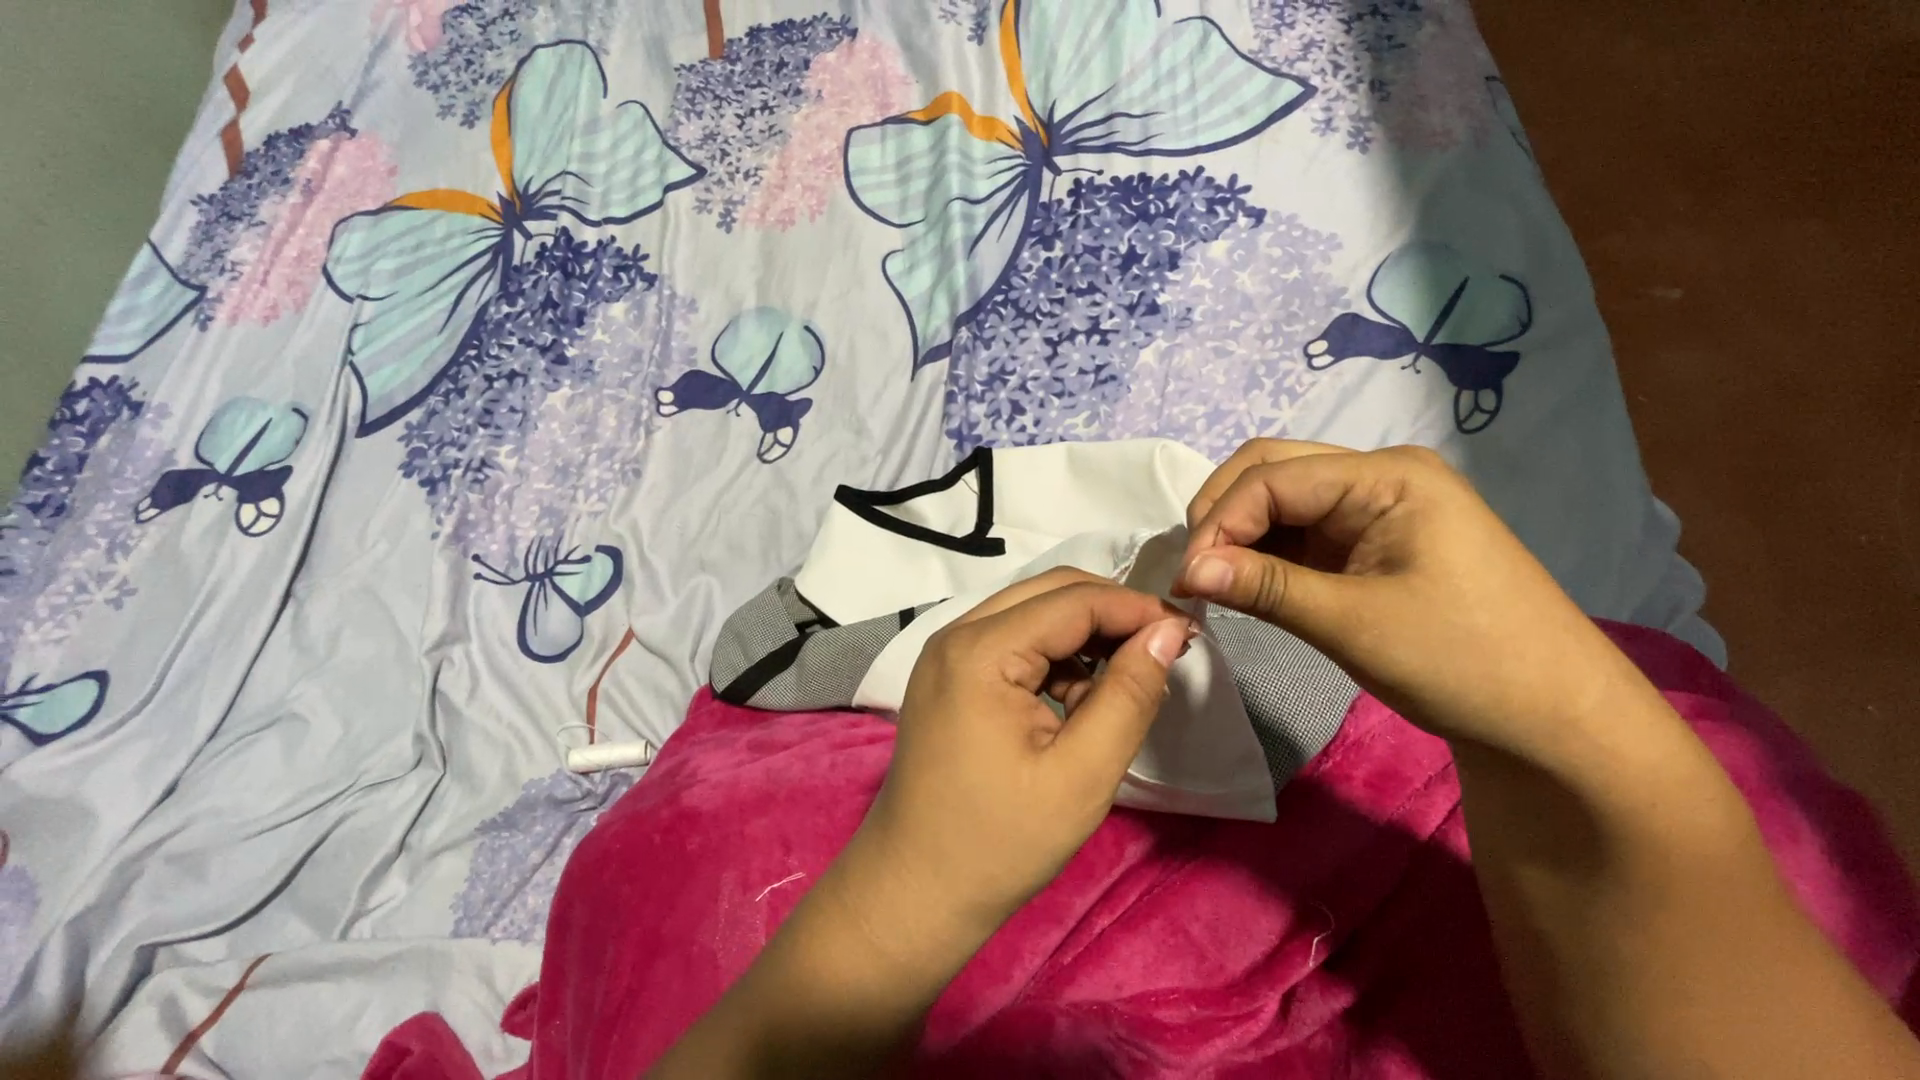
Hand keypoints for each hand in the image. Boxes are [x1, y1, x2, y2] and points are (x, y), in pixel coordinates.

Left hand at [848, 570, 1194, 945]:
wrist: (916, 889)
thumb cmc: (1000, 841)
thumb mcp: (1082, 774)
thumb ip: (1130, 694)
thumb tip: (1167, 631)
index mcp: (980, 651)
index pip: (1073, 600)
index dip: (1136, 609)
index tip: (1189, 634)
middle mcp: (956, 634)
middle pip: (1050, 593)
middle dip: (1112, 616)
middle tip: (1164, 652)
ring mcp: (947, 654)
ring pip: (1033, 615)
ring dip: (1084, 639)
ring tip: (1120, 692)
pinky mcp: (948, 676)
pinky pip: (1013, 643)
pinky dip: (1054, 660)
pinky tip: (1077, 704)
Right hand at [1174, 440, 1639, 749]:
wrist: (1552, 720)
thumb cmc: (1463, 661)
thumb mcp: (1353, 623)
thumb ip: (1264, 587)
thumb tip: (1185, 571)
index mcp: (1388, 476)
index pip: (1274, 477)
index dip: (1220, 522)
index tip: (1186, 580)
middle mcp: (1381, 477)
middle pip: (1274, 472)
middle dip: (1223, 515)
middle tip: (1193, 574)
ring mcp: (1379, 510)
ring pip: (1283, 501)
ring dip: (1240, 534)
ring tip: (1210, 582)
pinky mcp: (1374, 544)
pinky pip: (1303, 533)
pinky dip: (1266, 554)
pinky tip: (1246, 583)